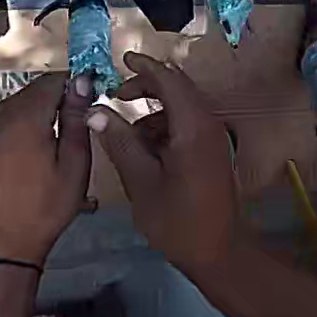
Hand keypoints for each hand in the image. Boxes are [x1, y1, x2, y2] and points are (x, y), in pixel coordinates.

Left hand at [0, 71, 94, 265]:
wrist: (4, 244)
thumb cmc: (47, 205)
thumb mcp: (74, 163)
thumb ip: (76, 118)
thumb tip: (82, 82)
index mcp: (26, 117)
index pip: (52, 81)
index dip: (74, 83)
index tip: (90, 95)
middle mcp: (1, 116)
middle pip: (33, 89)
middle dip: (57, 94)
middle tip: (78, 115)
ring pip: (18, 102)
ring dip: (39, 107)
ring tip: (59, 130)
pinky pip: (5, 118)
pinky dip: (22, 120)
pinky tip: (35, 142)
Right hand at [88, 52, 243, 273]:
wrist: (221, 255)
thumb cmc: (179, 220)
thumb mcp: (142, 181)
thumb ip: (120, 141)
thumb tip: (95, 111)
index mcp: (193, 126)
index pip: (169, 80)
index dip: (145, 67)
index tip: (122, 61)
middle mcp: (207, 124)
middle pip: (176, 88)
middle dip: (146, 86)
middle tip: (117, 94)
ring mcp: (212, 137)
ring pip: (180, 106)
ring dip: (153, 108)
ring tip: (126, 128)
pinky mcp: (211, 150)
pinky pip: (185, 123)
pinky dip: (163, 124)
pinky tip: (144, 147)